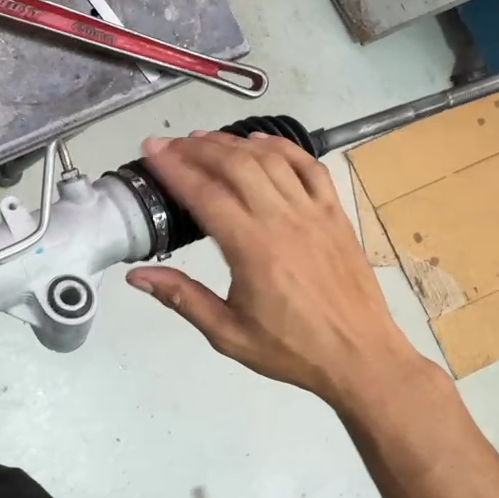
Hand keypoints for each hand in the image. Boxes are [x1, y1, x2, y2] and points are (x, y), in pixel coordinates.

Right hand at [125, 132, 429, 411]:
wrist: (362, 358)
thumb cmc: (291, 349)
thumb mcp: (227, 333)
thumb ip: (181, 297)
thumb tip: (136, 276)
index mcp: (253, 249)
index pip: (205, 194)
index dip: (174, 168)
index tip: (151, 151)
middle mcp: (283, 221)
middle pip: (236, 165)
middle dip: (197, 148)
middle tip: (168, 144)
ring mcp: (314, 213)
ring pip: (270, 159)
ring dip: (232, 143)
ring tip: (202, 139)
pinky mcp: (336, 214)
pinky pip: (309, 166)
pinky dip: (282, 147)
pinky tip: (259, 142)